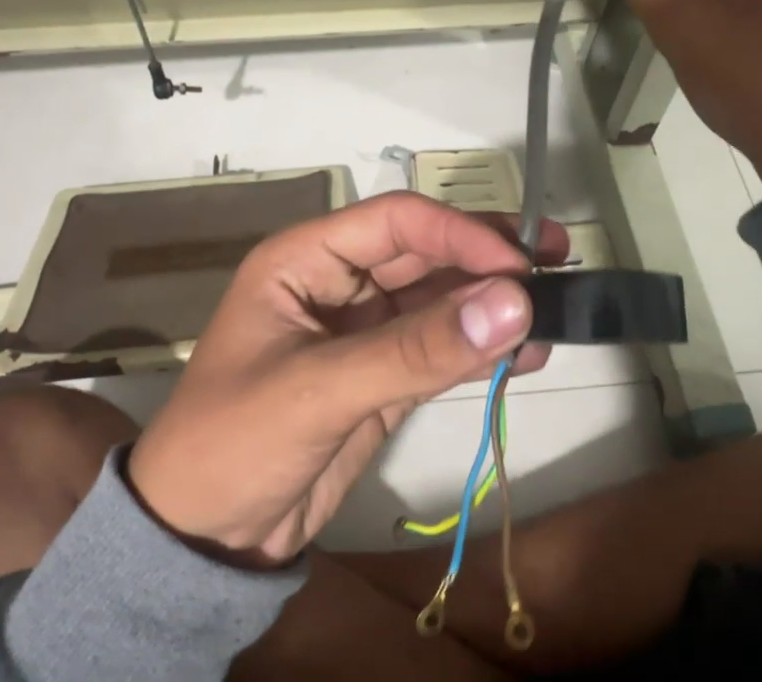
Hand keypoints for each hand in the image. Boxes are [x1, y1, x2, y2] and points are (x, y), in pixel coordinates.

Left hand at [125, 193, 567, 566]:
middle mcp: (339, 284)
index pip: (396, 222)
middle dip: (488, 258)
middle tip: (559, 263)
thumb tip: (515, 302)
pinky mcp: (384, 379)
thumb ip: (415, 349)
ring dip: (493, 305)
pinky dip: (483, 352)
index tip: (520, 263)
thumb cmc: (234, 443)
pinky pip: (442, 352)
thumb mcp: (318, 391)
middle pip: (426, 253)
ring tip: (557, 308)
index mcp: (305, 261)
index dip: (460, 232)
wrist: (202, 538)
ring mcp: (365, 333)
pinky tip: (527, 356)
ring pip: (440, 301)